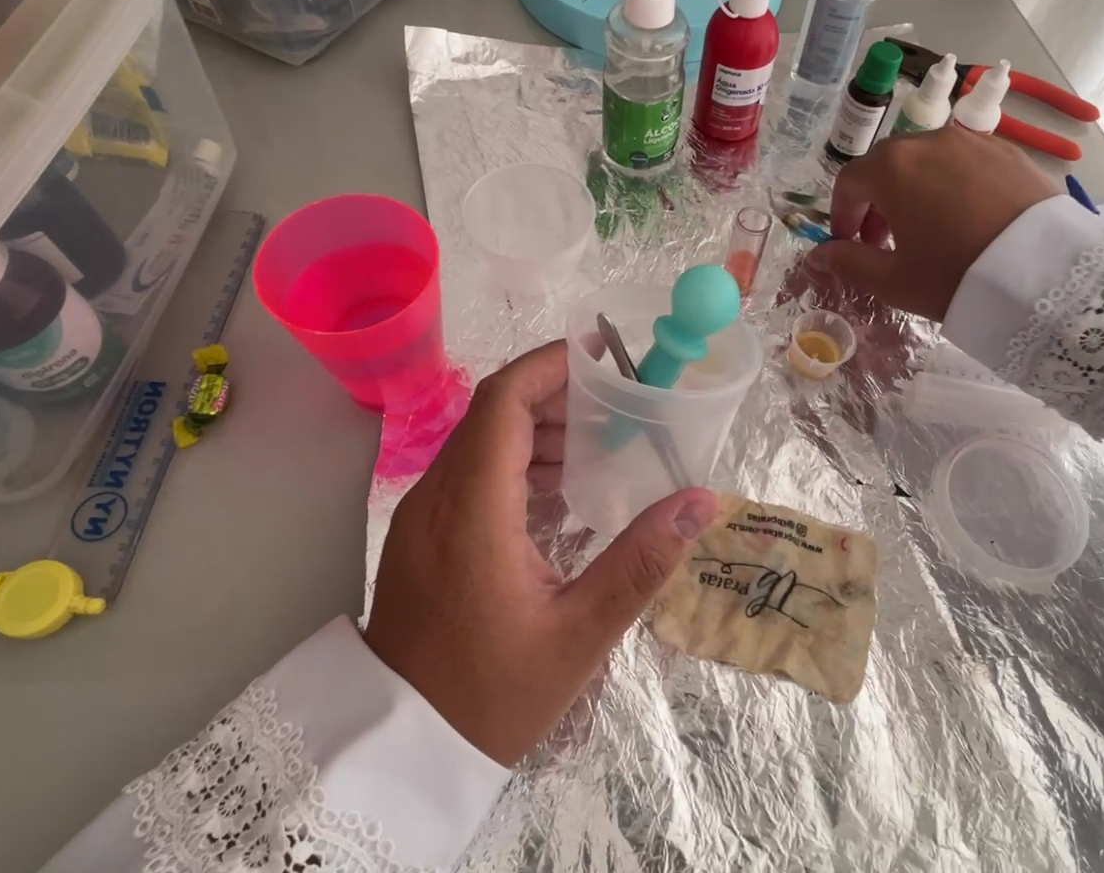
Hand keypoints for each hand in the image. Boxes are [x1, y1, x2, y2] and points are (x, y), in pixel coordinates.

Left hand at [362, 341, 719, 765]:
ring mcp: (422, 515)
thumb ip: (641, 562)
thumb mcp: (578, 634)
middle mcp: (437, 496)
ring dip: (537, 429)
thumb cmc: (490, 695)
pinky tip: (559, 489)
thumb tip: (700, 501)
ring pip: (480, 440)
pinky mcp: (422, 534)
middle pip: (493, 413)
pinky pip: (470, 472)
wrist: (403, 746)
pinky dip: (516, 462)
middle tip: (619, 407)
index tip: (605, 356)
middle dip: (557, 396)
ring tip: (600, 446)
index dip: (552, 365)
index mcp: (472, 510)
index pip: (503, 401)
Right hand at [810, 128, 1059, 319]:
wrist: (1043, 271)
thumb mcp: (893, 280)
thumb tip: (818, 255)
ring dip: (915, 190)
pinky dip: (952, 185)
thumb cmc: (954, 274)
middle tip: (886, 240)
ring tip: (928, 229)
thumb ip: (848, 263)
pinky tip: (966, 218)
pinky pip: (965, 163)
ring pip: (928, 161)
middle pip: (888, 165)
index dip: (842, 215)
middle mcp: (930, 142)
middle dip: (878, 201)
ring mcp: (973, 141)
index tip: (849, 244)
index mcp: (893, 167)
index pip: (849, 182)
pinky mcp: (1009, 151)